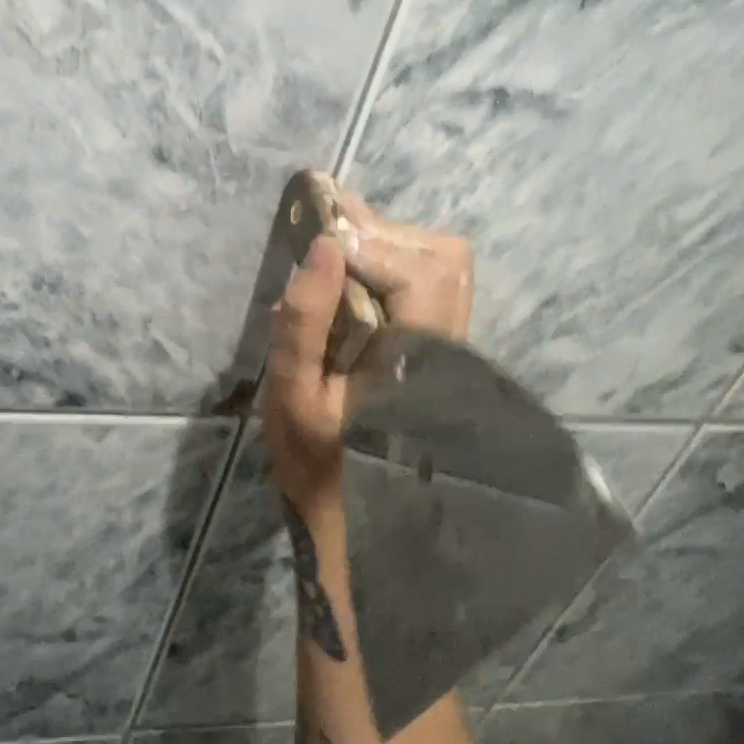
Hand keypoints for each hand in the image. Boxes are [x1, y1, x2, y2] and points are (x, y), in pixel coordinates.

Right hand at [262, 196, 473, 500]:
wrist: (353, 516)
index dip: (367, 242)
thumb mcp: (292, 394)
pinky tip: (353, 266)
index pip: (419, 272)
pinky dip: (394, 261)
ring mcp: (451, 348)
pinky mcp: (438, 349)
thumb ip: (305, 321)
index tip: (316, 232)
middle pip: (443, 257)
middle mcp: (451, 347)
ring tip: (336, 243)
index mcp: (420, 363)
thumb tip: (323, 246)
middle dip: (382, 233)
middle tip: (326, 227)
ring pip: (445, 266)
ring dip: (390, 243)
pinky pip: (432, 284)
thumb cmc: (315, 459)